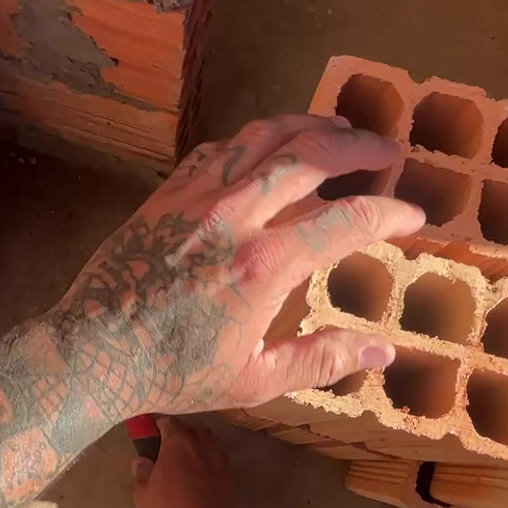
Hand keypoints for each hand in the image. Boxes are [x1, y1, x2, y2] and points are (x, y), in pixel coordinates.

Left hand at [47, 115, 424, 419]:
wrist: (95, 350)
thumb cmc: (174, 372)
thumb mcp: (255, 380)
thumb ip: (322, 359)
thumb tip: (383, 351)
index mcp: (265, 263)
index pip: (347, 219)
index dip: (390, 212)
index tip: (413, 215)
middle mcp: (236, 216)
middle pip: (310, 156)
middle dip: (358, 146)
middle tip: (387, 149)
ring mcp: (197, 197)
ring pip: (262, 137)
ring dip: (307, 126)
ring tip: (336, 129)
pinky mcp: (167, 194)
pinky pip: (217, 149)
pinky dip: (252, 140)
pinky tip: (264, 147)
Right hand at [132, 417, 237, 507]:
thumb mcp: (144, 496)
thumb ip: (141, 473)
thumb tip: (141, 461)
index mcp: (179, 442)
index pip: (168, 422)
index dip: (157, 425)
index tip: (150, 434)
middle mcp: (203, 444)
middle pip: (191, 429)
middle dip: (180, 434)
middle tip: (167, 449)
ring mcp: (220, 459)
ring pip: (207, 443)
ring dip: (196, 447)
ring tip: (184, 463)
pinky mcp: (231, 476)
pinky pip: (217, 460)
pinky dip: (207, 462)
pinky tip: (199, 477)